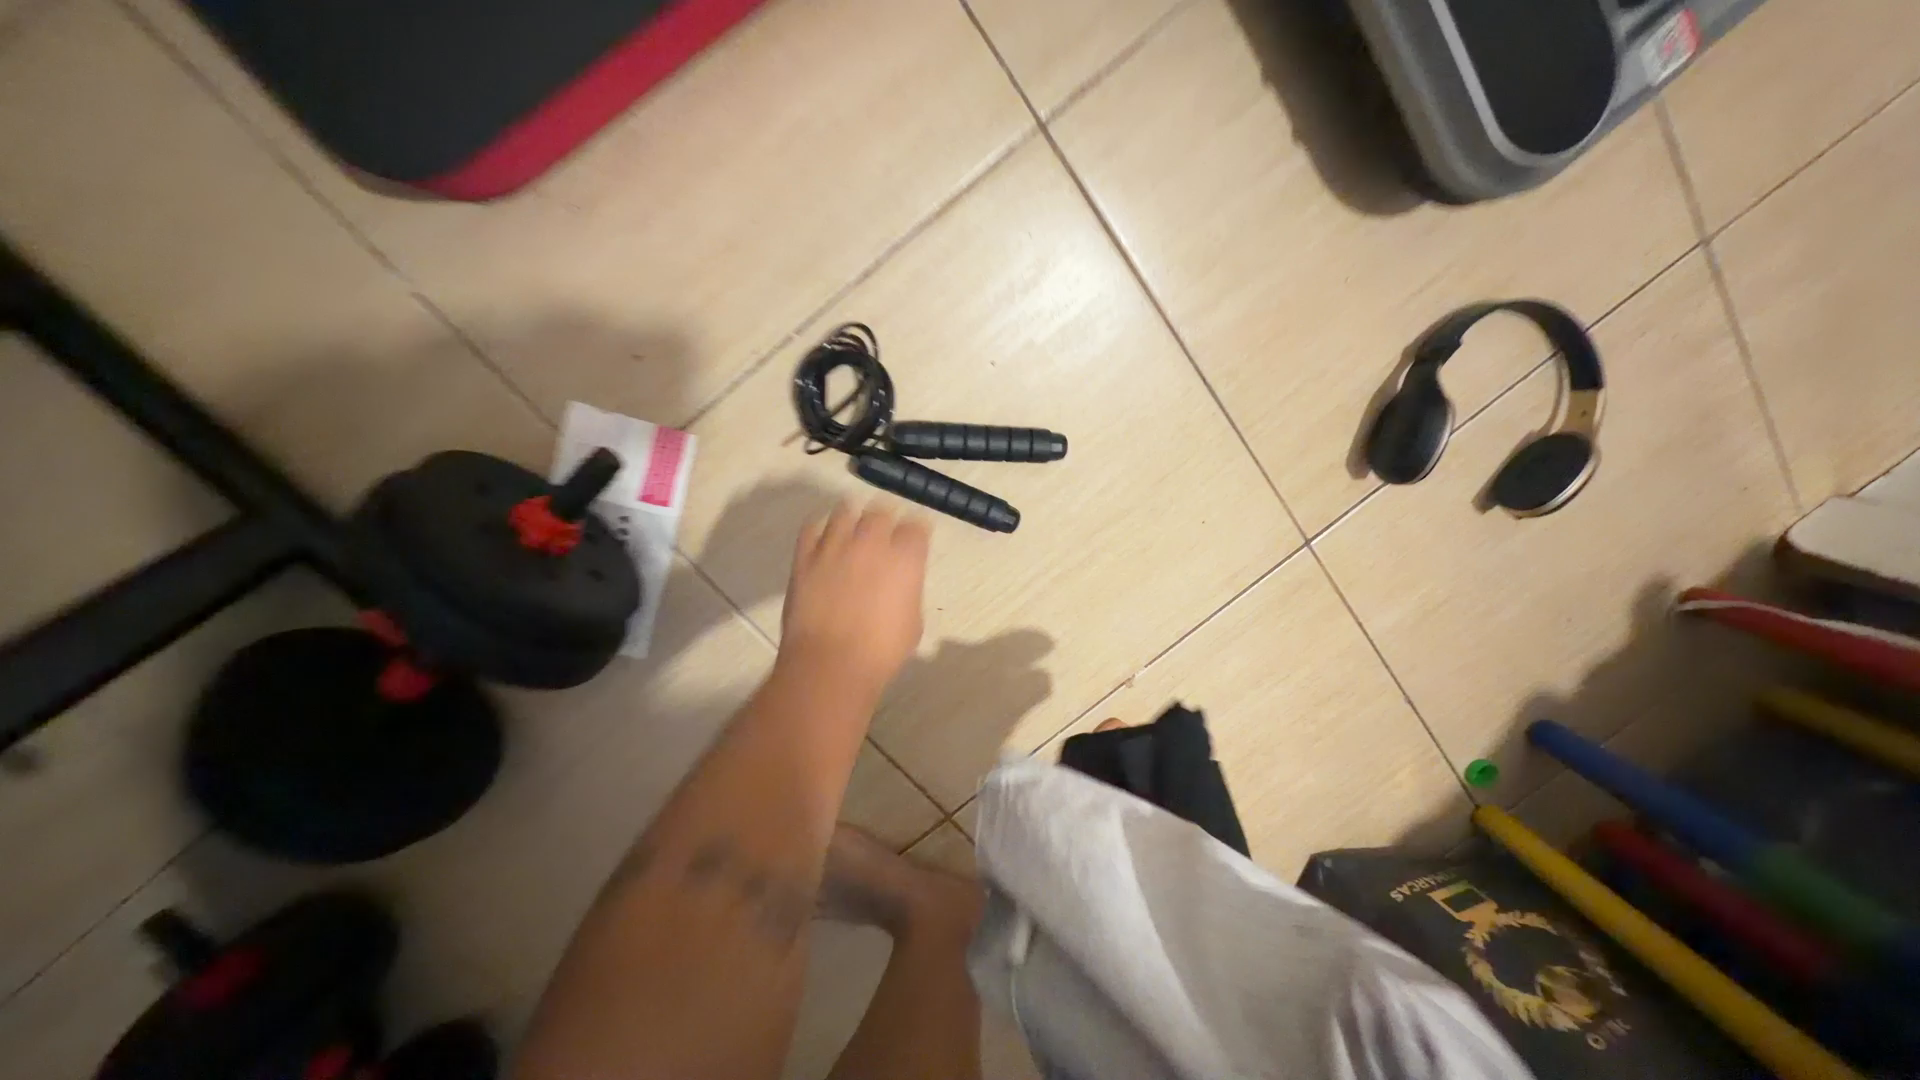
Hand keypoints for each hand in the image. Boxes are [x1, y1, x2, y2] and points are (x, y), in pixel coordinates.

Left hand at [778, 502, 929, 697]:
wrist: (830, 663)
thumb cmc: (881, 652)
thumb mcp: (912, 622)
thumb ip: (907, 592)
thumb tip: (898, 585)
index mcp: (905, 559)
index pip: (916, 526)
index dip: (917, 531)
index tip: (915, 538)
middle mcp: (871, 543)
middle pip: (880, 511)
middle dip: (885, 519)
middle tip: (884, 532)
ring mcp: (835, 546)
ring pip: (845, 511)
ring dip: (853, 517)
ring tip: (852, 528)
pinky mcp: (805, 556)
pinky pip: (812, 528)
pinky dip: (820, 529)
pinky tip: (824, 539)